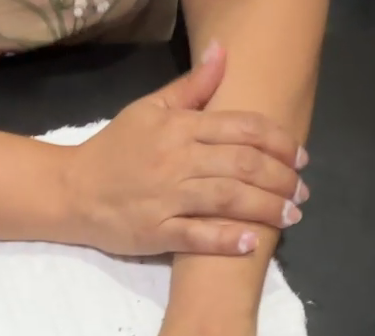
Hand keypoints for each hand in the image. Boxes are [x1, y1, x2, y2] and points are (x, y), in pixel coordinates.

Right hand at [59, 41, 307, 256]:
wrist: (73, 191)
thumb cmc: (114, 151)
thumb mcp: (149, 109)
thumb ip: (190, 87)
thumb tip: (224, 52)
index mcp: (180, 128)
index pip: (240, 128)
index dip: (277, 141)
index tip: (300, 155)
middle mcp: (177, 160)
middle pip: (241, 164)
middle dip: (280, 176)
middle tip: (302, 190)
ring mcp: (167, 198)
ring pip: (226, 198)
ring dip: (265, 207)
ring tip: (291, 215)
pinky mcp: (156, 232)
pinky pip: (196, 236)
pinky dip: (225, 240)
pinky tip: (251, 243)